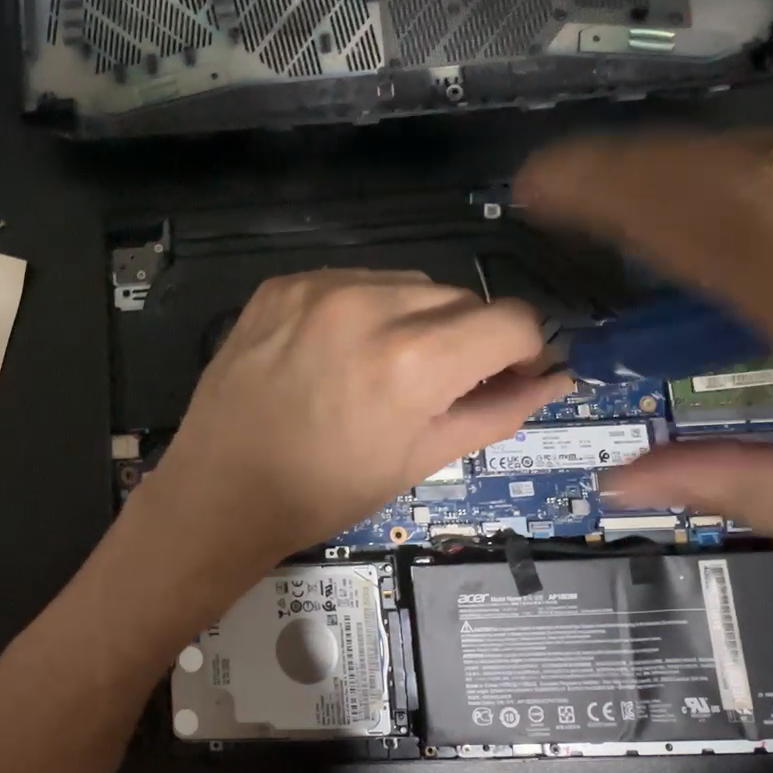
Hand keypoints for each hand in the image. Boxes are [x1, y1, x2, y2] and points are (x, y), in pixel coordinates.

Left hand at [139, 270, 572, 569]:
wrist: (220, 488)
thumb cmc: (323, 491)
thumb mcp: (420, 460)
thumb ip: (497, 411)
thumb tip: (552, 378)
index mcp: (412, 360)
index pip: (512, 319)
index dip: (522, 350)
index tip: (505, 375)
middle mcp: (368, 306)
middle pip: (460, 296)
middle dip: (466, 336)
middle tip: (437, 382)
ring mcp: (317, 288)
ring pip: (406, 283)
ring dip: (414, 317)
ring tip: (381, 366)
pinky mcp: (280, 283)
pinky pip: (350, 280)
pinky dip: (361, 308)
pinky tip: (337, 349)